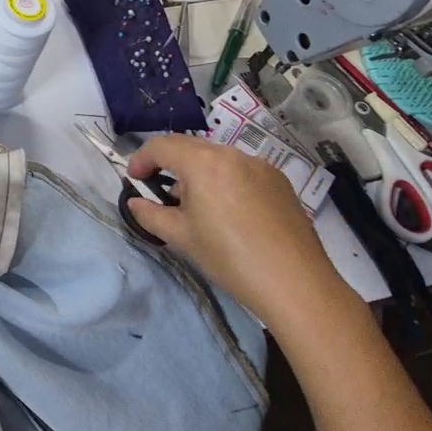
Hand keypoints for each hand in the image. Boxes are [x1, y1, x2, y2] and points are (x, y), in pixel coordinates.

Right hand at [126, 134, 345, 327]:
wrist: (297, 284)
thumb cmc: (230, 258)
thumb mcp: (181, 238)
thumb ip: (150, 215)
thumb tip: (135, 203)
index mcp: (203, 162)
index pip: (161, 146)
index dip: (142, 159)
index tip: (134, 179)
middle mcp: (231, 154)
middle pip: (190, 147)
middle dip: (170, 163)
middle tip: (160, 190)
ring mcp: (260, 166)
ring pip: (218, 158)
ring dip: (199, 172)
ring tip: (197, 206)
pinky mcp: (280, 182)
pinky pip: (242, 171)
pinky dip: (226, 181)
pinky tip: (231, 213)